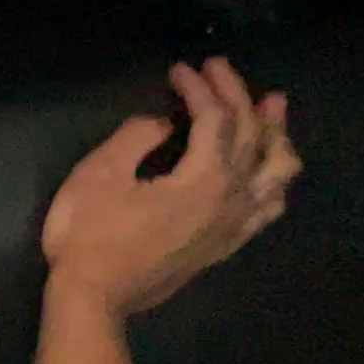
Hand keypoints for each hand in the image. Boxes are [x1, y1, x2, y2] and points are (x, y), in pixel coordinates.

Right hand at [42, 58, 302, 315]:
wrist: (94, 294)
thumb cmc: (87, 235)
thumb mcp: (95, 178)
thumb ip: (133, 141)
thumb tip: (160, 125)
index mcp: (205, 177)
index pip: (214, 119)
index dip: (200, 89)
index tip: (181, 68)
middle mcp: (234, 195)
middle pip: (252, 136)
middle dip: (238, 97)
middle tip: (222, 71)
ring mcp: (234, 222)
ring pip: (276, 168)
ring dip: (276, 132)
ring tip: (273, 109)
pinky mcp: (225, 242)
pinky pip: (268, 205)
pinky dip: (274, 179)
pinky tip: (268, 173)